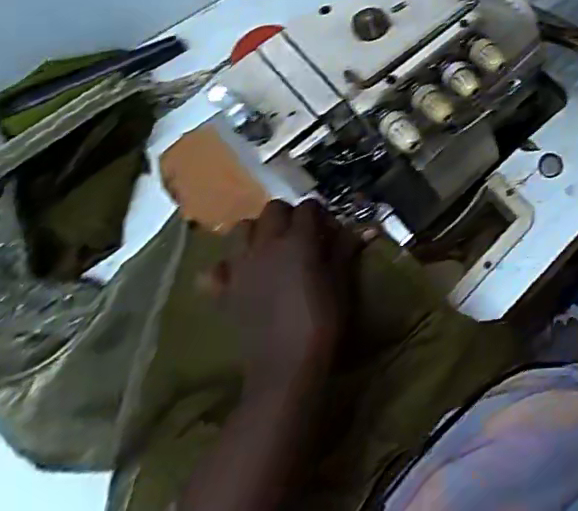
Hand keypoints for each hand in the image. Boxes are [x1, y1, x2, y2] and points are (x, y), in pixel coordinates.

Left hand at [204, 200, 361, 386]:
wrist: (285, 369)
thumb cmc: (321, 323)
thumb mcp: (341, 284)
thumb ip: (345, 250)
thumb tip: (361, 229)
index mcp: (298, 239)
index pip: (308, 207)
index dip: (320, 214)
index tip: (329, 230)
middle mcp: (266, 243)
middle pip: (273, 209)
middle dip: (288, 216)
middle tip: (302, 237)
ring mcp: (241, 265)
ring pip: (242, 229)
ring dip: (257, 232)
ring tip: (270, 250)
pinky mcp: (224, 290)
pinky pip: (216, 268)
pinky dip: (226, 267)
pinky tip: (240, 276)